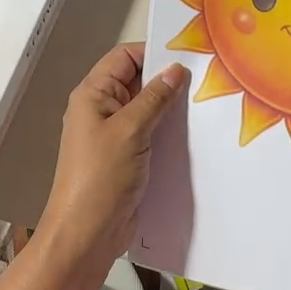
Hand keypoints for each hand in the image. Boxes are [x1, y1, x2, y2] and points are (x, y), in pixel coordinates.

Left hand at [38, 43, 188, 263]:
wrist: (85, 236)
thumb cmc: (101, 177)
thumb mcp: (130, 131)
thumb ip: (155, 98)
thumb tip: (176, 70)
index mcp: (93, 94)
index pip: (124, 57)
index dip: (152, 53)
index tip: (187, 57)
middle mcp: (101, 109)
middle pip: (137, 81)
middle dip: (166, 80)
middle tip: (204, 79)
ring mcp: (114, 135)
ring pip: (146, 109)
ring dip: (170, 108)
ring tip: (204, 104)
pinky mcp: (126, 158)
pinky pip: (150, 134)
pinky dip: (168, 131)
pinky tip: (194, 134)